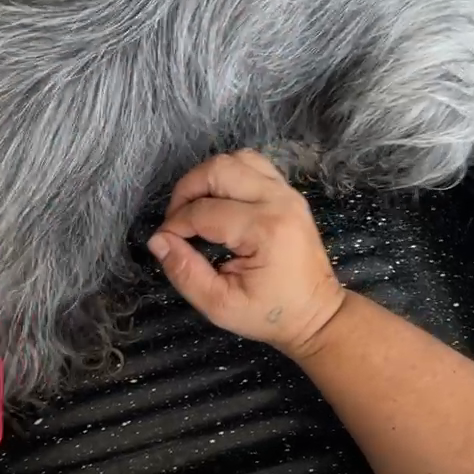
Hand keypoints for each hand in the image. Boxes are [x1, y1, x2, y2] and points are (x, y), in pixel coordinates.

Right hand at [148, 150, 347, 358]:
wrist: (316, 313)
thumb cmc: (269, 314)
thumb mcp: (220, 305)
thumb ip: (185, 272)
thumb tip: (157, 241)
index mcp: (264, 230)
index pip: (203, 211)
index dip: (174, 226)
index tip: (164, 244)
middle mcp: (278, 201)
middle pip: (218, 170)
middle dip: (186, 192)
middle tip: (176, 222)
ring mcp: (287, 192)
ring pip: (235, 159)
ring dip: (207, 179)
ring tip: (195, 209)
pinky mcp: (288, 192)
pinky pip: (252, 165)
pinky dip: (228, 177)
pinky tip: (218, 203)